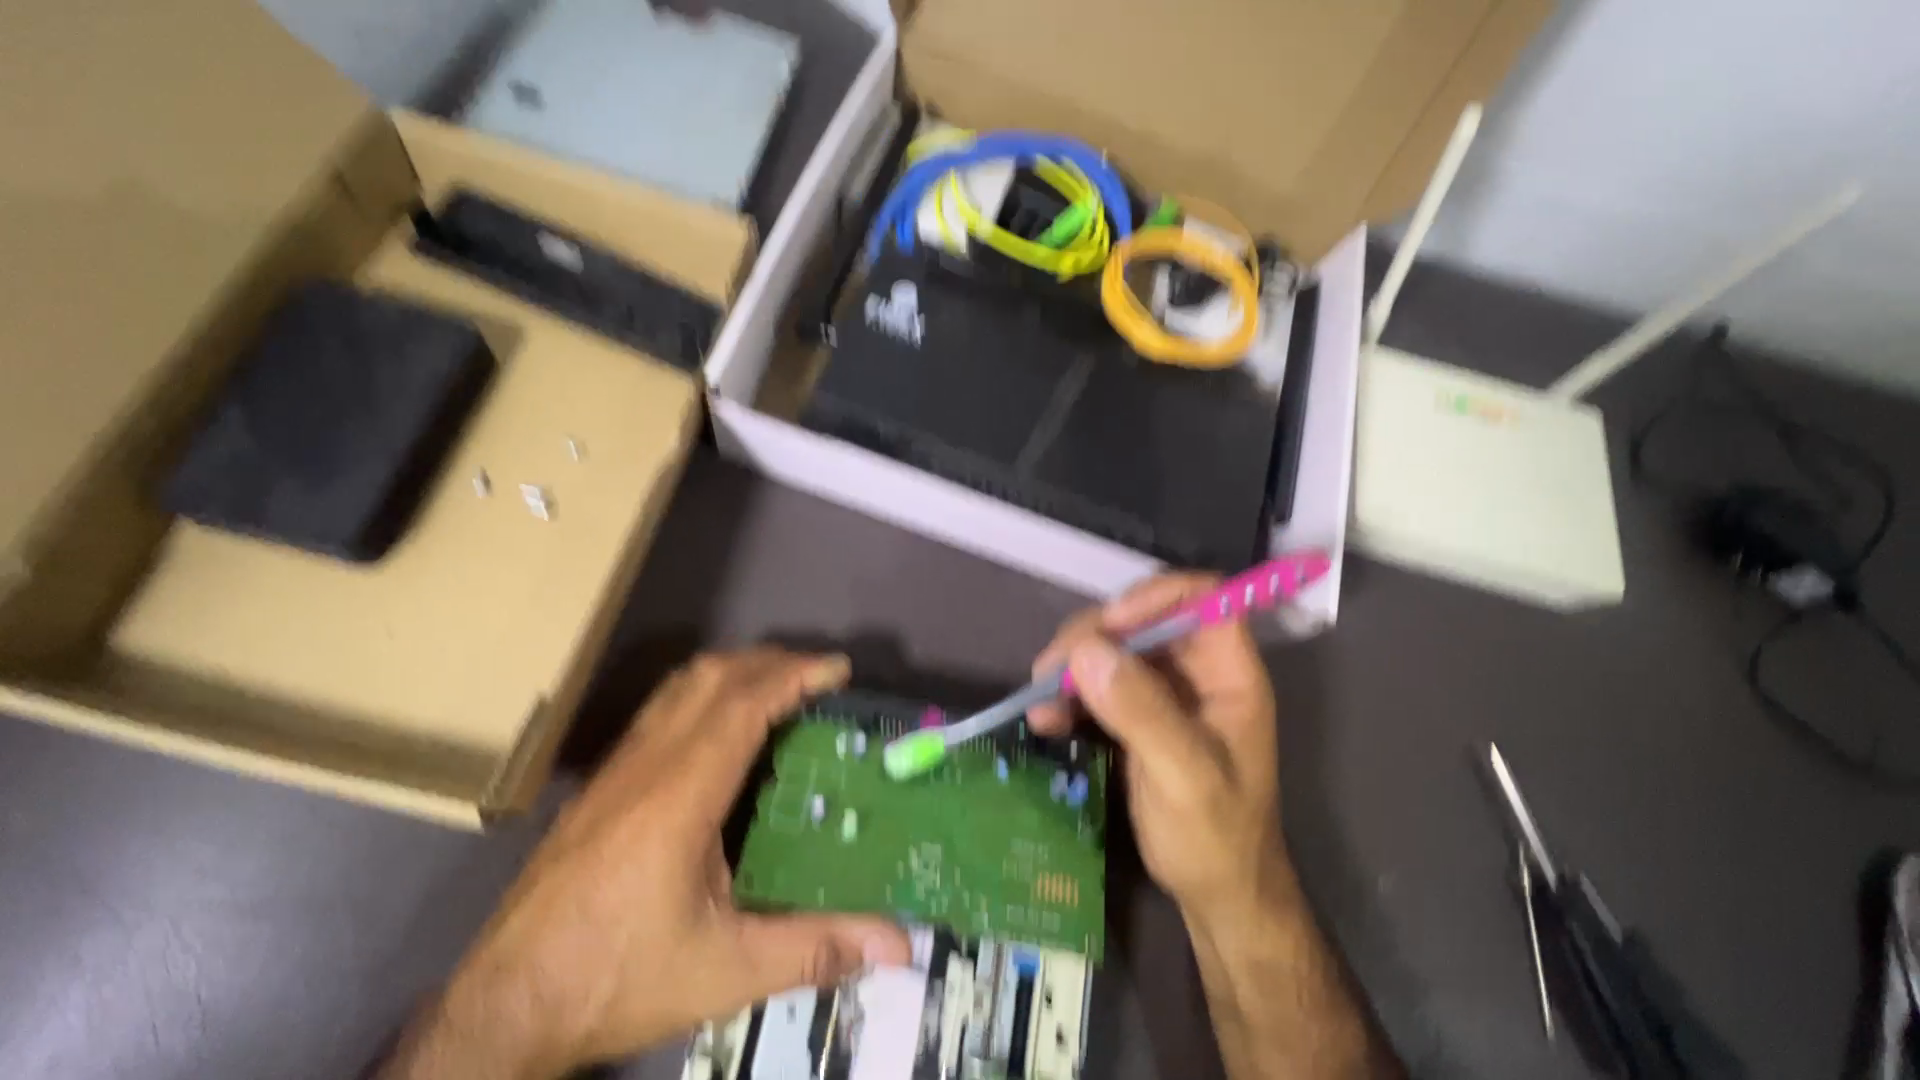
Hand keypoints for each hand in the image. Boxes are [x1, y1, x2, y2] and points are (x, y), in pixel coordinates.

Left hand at [385, 648, 911, 1079]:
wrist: (503, 1006)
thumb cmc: (618, 979)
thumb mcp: (729, 973)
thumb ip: (817, 948)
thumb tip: (902, 947)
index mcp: (679, 796)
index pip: (742, 705)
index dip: (794, 676)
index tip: (838, 668)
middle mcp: (644, 767)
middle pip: (708, 678)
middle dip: (769, 661)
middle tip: (819, 676)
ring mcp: (614, 774)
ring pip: (675, 690)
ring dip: (732, 672)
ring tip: (778, 688)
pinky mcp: (598, 790)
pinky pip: (658, 714)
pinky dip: (703, 697)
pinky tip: (720, 735)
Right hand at [1029, 574, 1289, 925]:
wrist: (1217, 894)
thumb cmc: (1215, 836)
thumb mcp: (1183, 775)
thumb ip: (1140, 711)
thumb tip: (1085, 652)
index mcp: (1230, 674)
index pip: (1201, 599)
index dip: (1154, 598)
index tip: (1106, 626)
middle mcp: (1198, 673)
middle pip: (1144, 620)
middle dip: (1094, 637)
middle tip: (1050, 670)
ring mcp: (1165, 693)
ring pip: (1113, 649)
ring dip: (1071, 667)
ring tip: (1039, 702)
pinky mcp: (1137, 715)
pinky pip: (1098, 685)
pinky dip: (1068, 695)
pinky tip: (1045, 720)